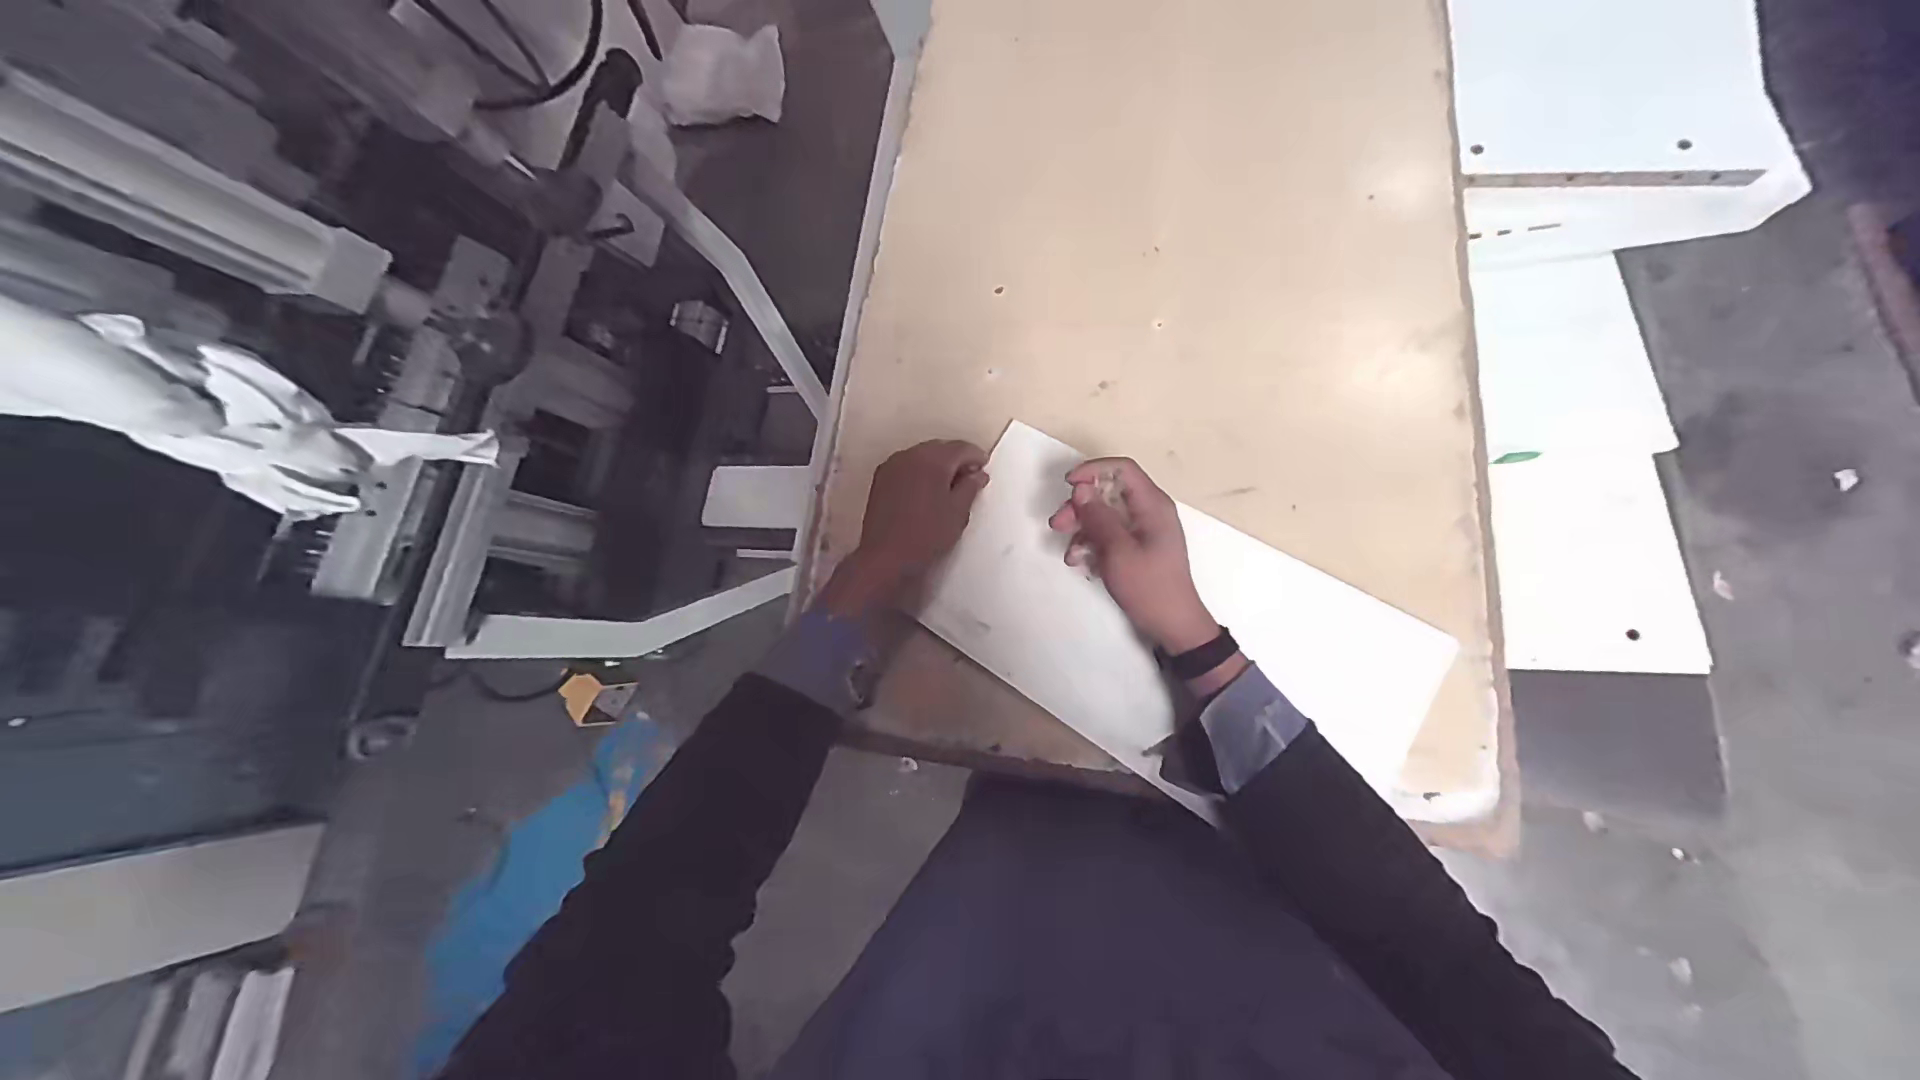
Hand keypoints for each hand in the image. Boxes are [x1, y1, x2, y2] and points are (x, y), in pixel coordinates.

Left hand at [818, 439, 988, 615]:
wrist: (886, 556)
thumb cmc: (927, 535)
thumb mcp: (958, 512)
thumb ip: (970, 487)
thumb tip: (977, 474)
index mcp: (933, 459)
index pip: (960, 448)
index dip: (976, 456)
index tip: (984, 467)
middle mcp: (910, 455)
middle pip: (940, 449)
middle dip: (956, 459)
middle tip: (970, 477)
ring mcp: (892, 466)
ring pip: (921, 456)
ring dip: (937, 465)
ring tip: (949, 485)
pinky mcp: (880, 479)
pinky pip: (907, 467)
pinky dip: (920, 472)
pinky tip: (927, 490)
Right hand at [1048, 457, 1217, 652]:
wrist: (1172, 625)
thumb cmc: (1149, 586)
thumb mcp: (1118, 550)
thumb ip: (1098, 517)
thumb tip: (1081, 489)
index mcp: (1152, 505)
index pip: (1121, 469)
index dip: (1092, 470)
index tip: (1067, 485)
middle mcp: (1148, 512)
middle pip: (1108, 493)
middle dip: (1080, 507)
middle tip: (1057, 525)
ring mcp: (1142, 531)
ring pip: (1104, 516)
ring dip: (1081, 530)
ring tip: (1070, 554)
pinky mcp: (1136, 549)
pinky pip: (1108, 536)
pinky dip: (1091, 545)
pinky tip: (1081, 564)